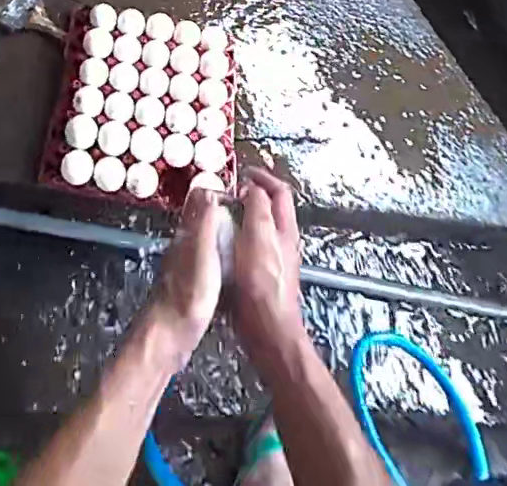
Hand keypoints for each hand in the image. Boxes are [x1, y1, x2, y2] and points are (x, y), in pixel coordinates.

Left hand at [141, 185, 226, 365]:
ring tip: (244, 237)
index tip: (241, 198)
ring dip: (221, 232)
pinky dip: (220, 255)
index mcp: (188, 233)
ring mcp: (185, 262)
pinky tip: (232, 267)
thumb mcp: (203, 254)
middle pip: (201, 215)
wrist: (170, 334)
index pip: (199, 197)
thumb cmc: (190, 295)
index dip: (219, 192)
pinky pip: (206, 258)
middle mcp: (184, 243)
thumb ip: (206, 223)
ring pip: (204, 236)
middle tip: (246, 215)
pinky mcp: (190, 281)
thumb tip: (212, 192)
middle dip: (222, 210)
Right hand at [233, 166, 303, 358]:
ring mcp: (274, 258)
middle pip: (272, 206)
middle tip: (231, 190)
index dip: (262, 178)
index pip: (279, 191)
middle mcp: (282, 240)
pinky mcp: (262, 274)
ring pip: (261, 225)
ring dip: (244, 213)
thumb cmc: (262, 285)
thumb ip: (258, 209)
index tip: (242, 173)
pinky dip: (238, 234)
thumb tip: (253, 189)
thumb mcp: (259, 238)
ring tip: (224, 211)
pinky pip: (250, 244)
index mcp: (284, 228)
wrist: (268, 331)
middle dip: (253, 193)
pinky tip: (223, 241)